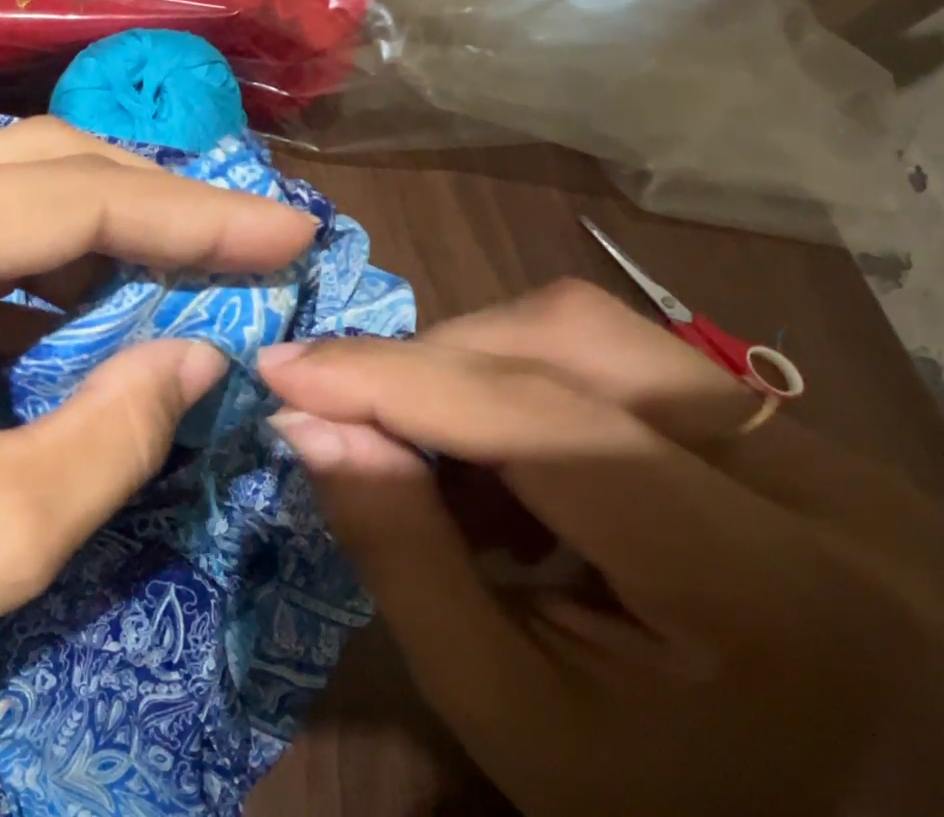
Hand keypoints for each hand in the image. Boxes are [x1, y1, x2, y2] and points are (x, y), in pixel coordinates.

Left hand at [0, 118, 317, 816]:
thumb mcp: (5, 530)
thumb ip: (123, 425)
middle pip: (30, 170)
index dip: (193, 217)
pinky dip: (40, 278)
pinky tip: (100, 309)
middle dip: (151, 208)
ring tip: (196, 273)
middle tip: (254, 247)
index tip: (295, 234)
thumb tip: (207, 352)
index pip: (63, 198)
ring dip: (100, 236)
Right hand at [259, 280, 943, 815]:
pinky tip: (517, 486)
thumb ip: (400, 554)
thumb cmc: (655, 798)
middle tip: (355, 426)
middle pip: (576, 340)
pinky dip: (529, 397)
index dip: (392, 377)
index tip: (279, 367)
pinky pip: (631, 369)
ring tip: (447, 480)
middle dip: (430, 364)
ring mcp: (830, 456)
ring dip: (475, 377)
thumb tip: (305, 424)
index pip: (543, 422)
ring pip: (601, 337)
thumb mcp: (501, 704)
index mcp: (762, 587)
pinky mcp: (807, 446)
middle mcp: (827, 489)